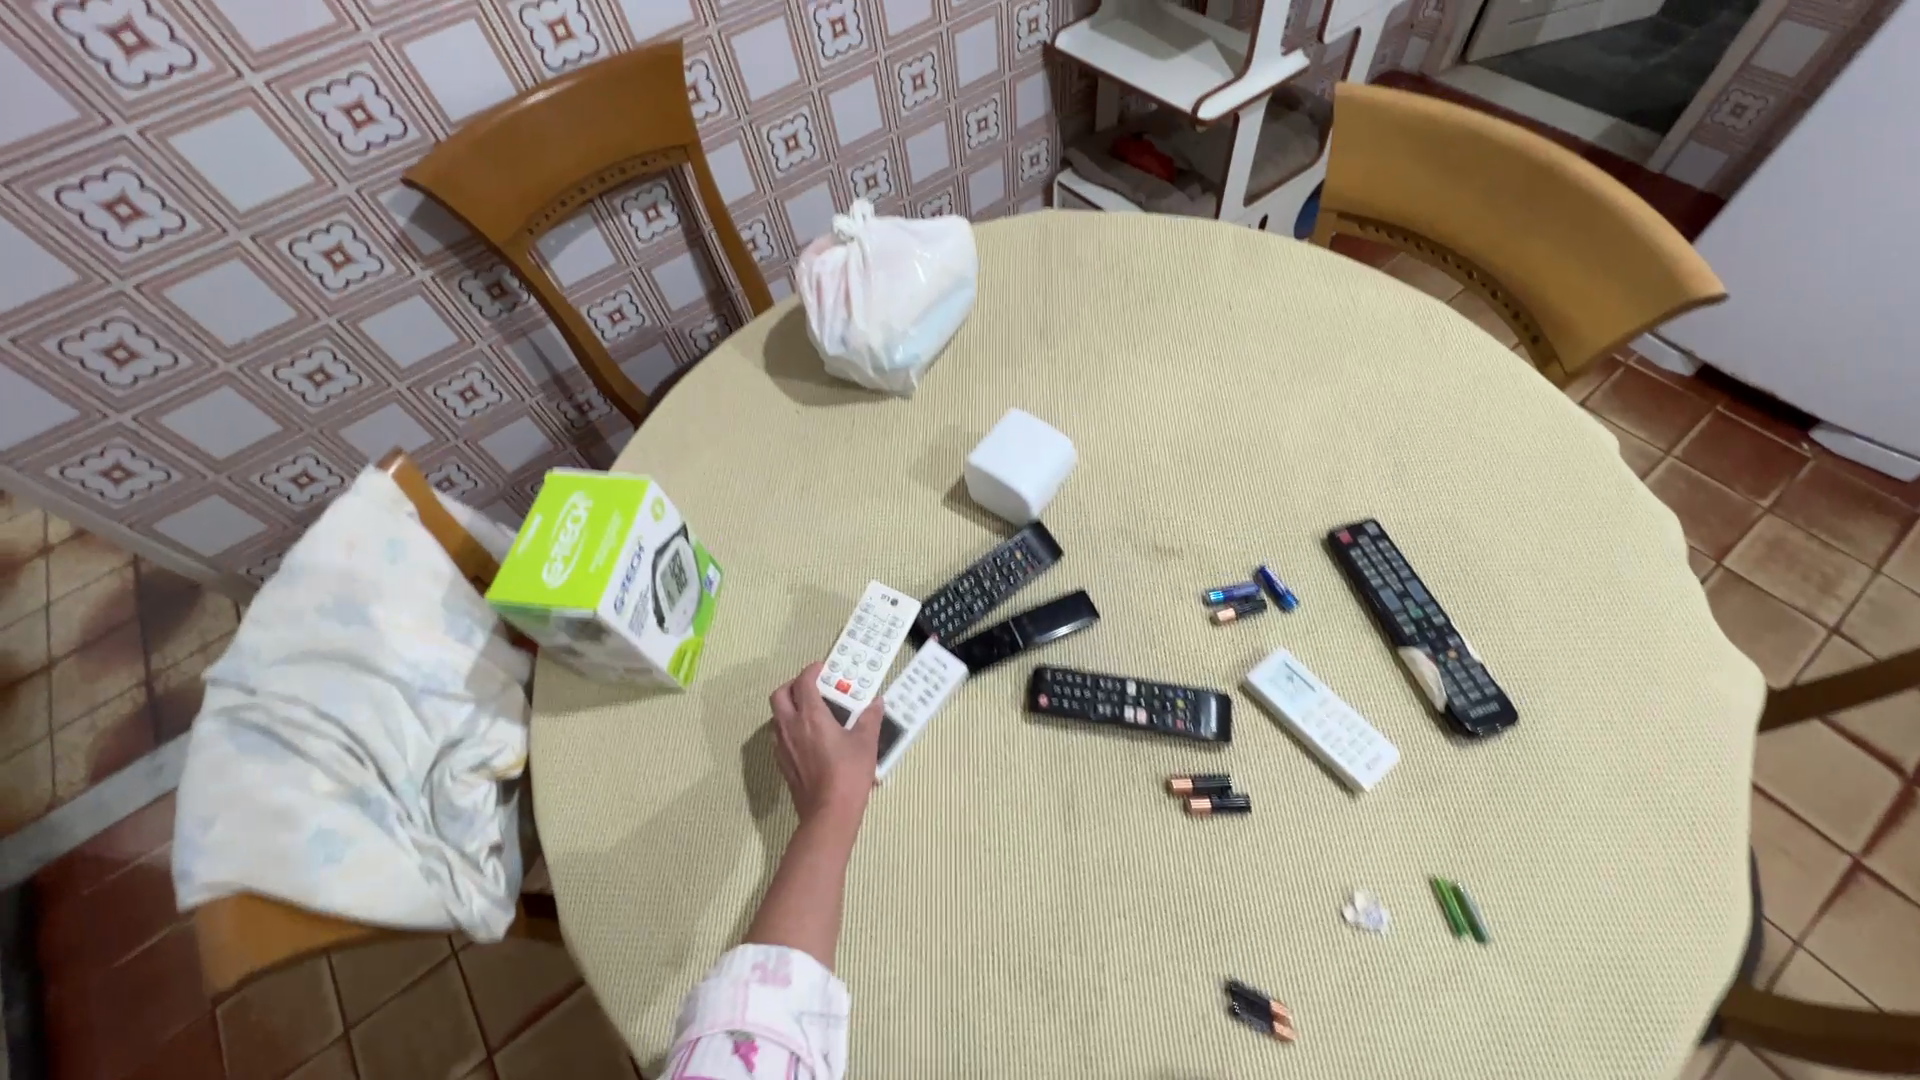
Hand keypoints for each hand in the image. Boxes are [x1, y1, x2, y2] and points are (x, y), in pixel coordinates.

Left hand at [769, 662, 881, 829]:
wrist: (829, 813)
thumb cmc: (848, 774)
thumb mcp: (866, 743)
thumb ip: (870, 719)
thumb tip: (876, 703)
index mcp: (811, 716)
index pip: (803, 682)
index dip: (811, 671)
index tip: (822, 668)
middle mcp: (791, 727)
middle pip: (779, 695)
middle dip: (793, 685)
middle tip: (811, 687)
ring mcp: (783, 747)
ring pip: (776, 716)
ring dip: (789, 707)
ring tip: (810, 711)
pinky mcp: (782, 763)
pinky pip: (779, 736)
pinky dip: (789, 728)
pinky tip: (808, 737)